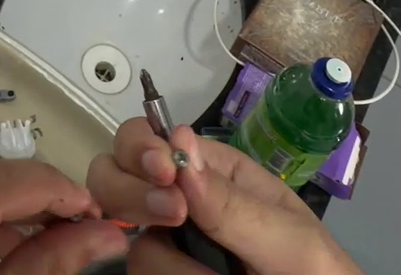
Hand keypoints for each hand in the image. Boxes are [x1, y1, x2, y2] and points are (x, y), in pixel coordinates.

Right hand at [87, 119, 363, 274]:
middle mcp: (175, 204)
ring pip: (125, 239)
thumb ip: (233, 202)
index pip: (147, 138)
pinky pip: (137, 272)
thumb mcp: (289, 240)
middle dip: (130, 194)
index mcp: (207, 172)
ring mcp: (166, 248)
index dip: (141, 148)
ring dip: (169, 261)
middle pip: (111, 176)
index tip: (163, 172)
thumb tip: (179, 145)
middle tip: (174, 218)